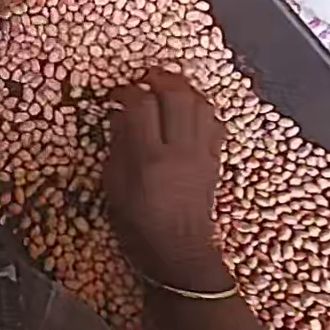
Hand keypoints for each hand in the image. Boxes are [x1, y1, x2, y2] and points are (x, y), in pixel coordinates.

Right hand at [104, 69, 230, 292]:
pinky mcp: (214, 160)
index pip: (140, 107)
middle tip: (144, 78)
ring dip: (183, 89)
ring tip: (166, 88)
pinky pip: (213, 122)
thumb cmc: (138, 225)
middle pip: (177, 96)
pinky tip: (187, 112)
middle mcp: (179, 151)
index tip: (116, 93)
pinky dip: (200, 109)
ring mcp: (201, 154)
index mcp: (148, 159)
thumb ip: (118, 147)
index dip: (126, 92)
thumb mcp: (115, 187)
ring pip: (200, 104)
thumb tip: (121, 116)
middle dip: (160, 79)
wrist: (179, 251)